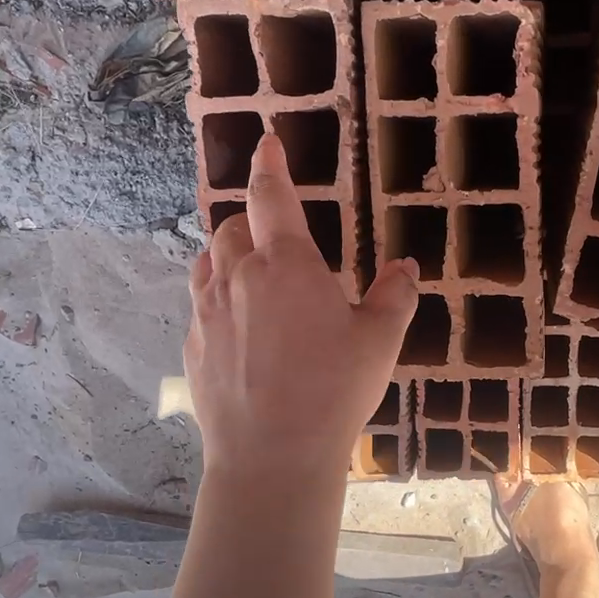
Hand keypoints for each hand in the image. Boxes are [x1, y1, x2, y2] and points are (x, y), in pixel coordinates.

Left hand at [185, 133, 417, 476]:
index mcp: (286, 266)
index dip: (269, 165)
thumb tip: (405, 267)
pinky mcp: (193, 347)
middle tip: (273, 237)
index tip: (266, 141)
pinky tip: (237, 324)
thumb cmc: (333, 392)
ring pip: (208, 262)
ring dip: (227, 254)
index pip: (270, 197)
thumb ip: (395, 296)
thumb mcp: (380, 343)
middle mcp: (237, 278)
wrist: (271, 456)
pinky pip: (199, 303)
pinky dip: (216, 295)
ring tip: (250, 273)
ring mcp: (207, 313)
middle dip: (250, 220)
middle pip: (231, 226)